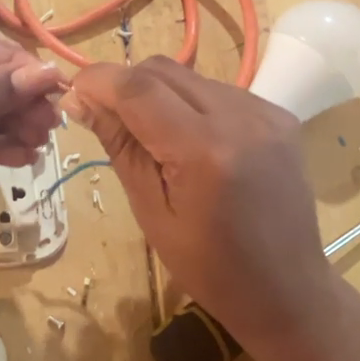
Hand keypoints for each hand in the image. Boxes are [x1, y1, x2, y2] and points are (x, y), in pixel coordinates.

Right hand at [64, 56, 337, 340]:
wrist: (288, 290)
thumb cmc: (210, 266)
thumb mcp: (150, 211)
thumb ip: (119, 146)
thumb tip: (77, 100)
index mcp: (204, 151)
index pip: (138, 89)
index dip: (97, 81)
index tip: (72, 93)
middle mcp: (239, 118)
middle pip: (162, 71)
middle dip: (123, 84)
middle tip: (102, 115)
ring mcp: (265, 112)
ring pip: (189, 76)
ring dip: (156, 92)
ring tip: (149, 134)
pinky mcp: (278, 114)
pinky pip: (218, 90)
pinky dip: (189, 102)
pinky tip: (188, 139)